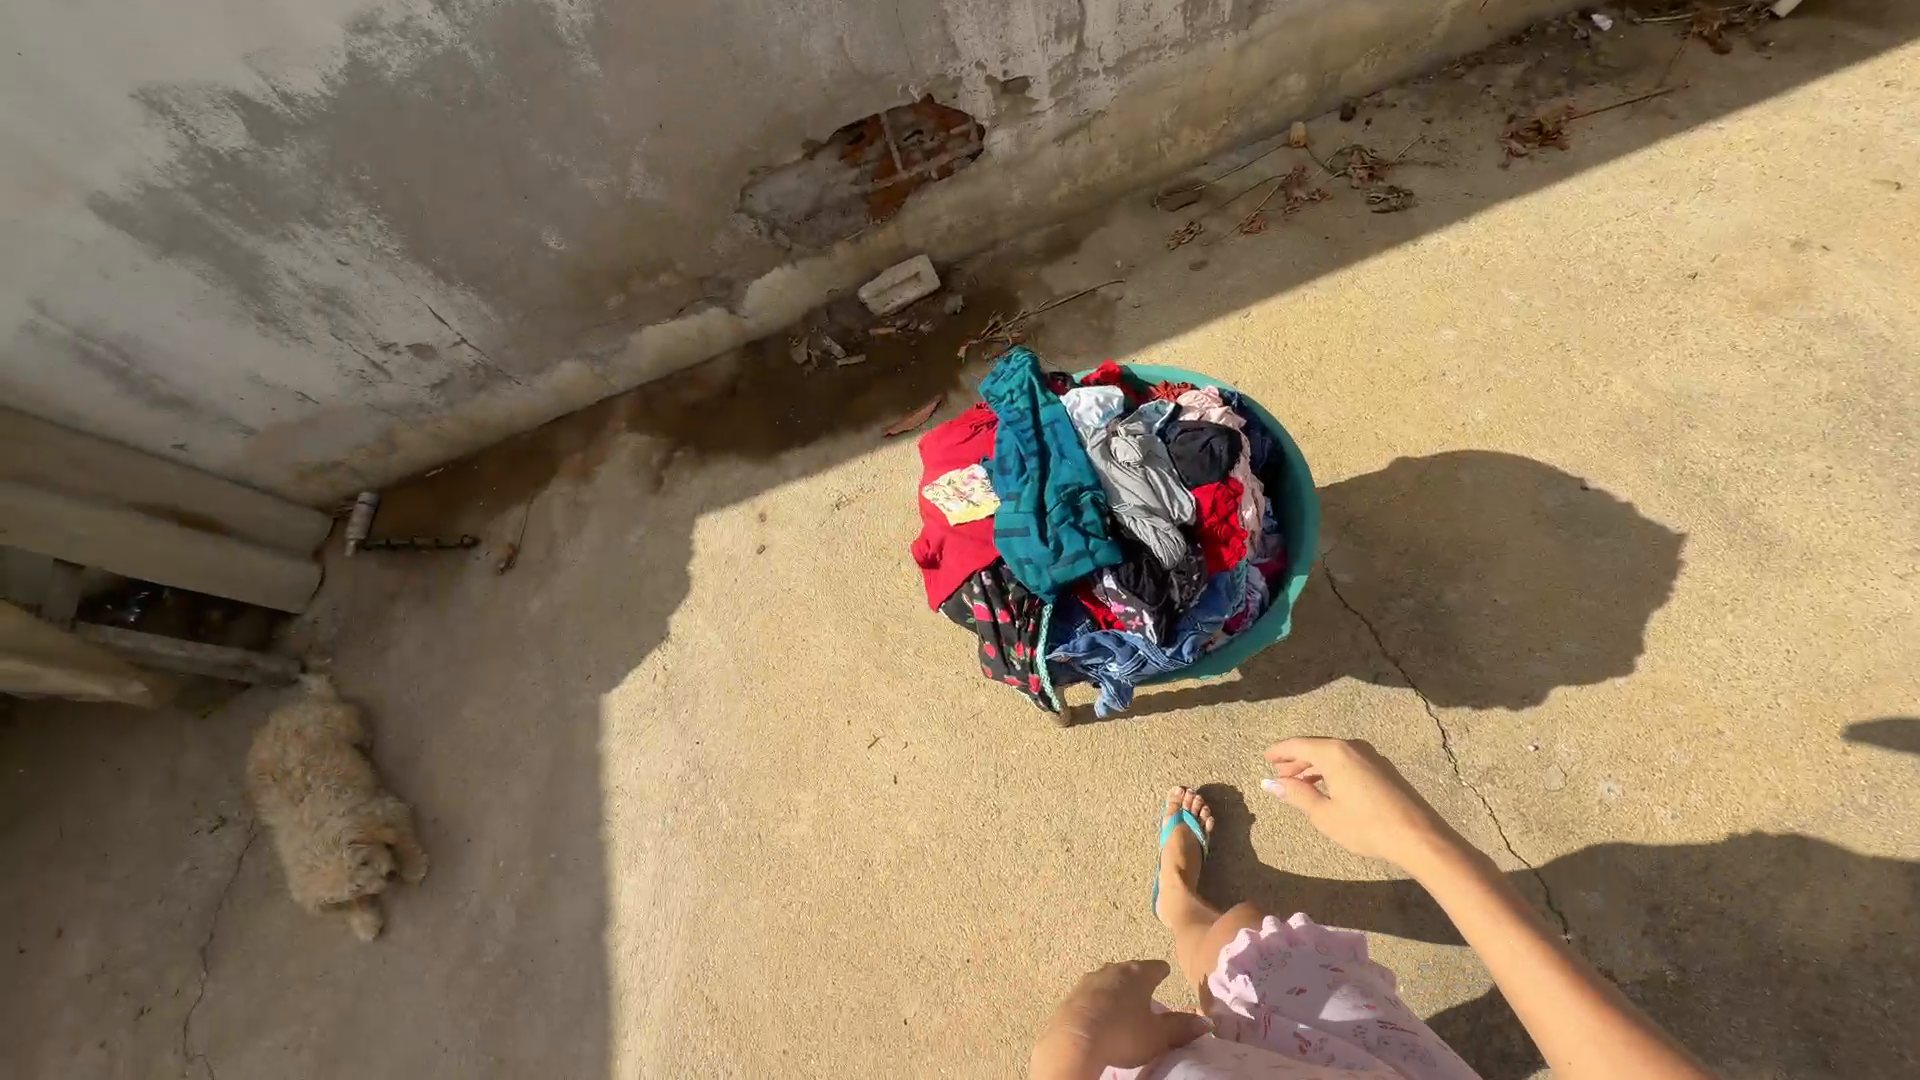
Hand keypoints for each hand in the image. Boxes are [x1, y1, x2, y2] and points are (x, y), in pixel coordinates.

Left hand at [1030, 960, 1211, 1079]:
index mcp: (1138, 974)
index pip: (1156, 967)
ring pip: (1109, 978)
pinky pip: (1092, 992)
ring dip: (1117, 987)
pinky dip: (1099, 998)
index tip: (1166, 972)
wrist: (1077, 1037)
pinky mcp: (1074, 993)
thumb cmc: (1124, 1032)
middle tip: (1145, 990)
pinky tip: (1100, 1010)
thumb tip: (1205, 1022)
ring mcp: (1091, 979)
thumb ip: (1180, 1027)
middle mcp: (1114, 969)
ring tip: (1123, 1001)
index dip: (1162, 971)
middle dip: (1138, 978)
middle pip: (1130, 970)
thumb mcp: (1158, 1035)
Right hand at [1261, 737, 1463, 869]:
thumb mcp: (1324, 814)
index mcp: (1334, 752)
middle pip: (1316, 748)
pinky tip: (1329, 787)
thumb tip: (1271, 783)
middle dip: (1296, 760)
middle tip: (1280, 774)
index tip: (1266, 758)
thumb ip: (1296, 795)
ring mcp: (1371, 757)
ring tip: (1301, 783)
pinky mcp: (1384, 770)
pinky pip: (1349, 762)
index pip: (1298, 745)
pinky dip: (1332, 770)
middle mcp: (1352, 747)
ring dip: (1314, 767)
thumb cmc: (1366, 826)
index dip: (1280, 751)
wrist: (1420, 838)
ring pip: (1334, 755)